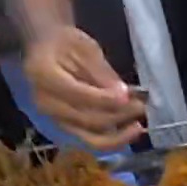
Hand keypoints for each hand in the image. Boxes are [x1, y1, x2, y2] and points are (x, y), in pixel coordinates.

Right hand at [24, 27, 147, 149]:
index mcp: (45, 76)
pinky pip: (94, 141)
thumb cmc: (65, 43)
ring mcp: (56, 120)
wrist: (46, 49)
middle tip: (141, 107)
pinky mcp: (67, 129)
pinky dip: (115, 139)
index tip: (130, 97)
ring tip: (139, 124)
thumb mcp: (85, 47)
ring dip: (121, 134)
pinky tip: (131, 130)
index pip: (80, 95)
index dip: (107, 100)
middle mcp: (46, 103)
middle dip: (119, 116)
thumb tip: (123, 94)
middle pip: (89, 120)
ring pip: (93, 138)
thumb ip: (102, 72)